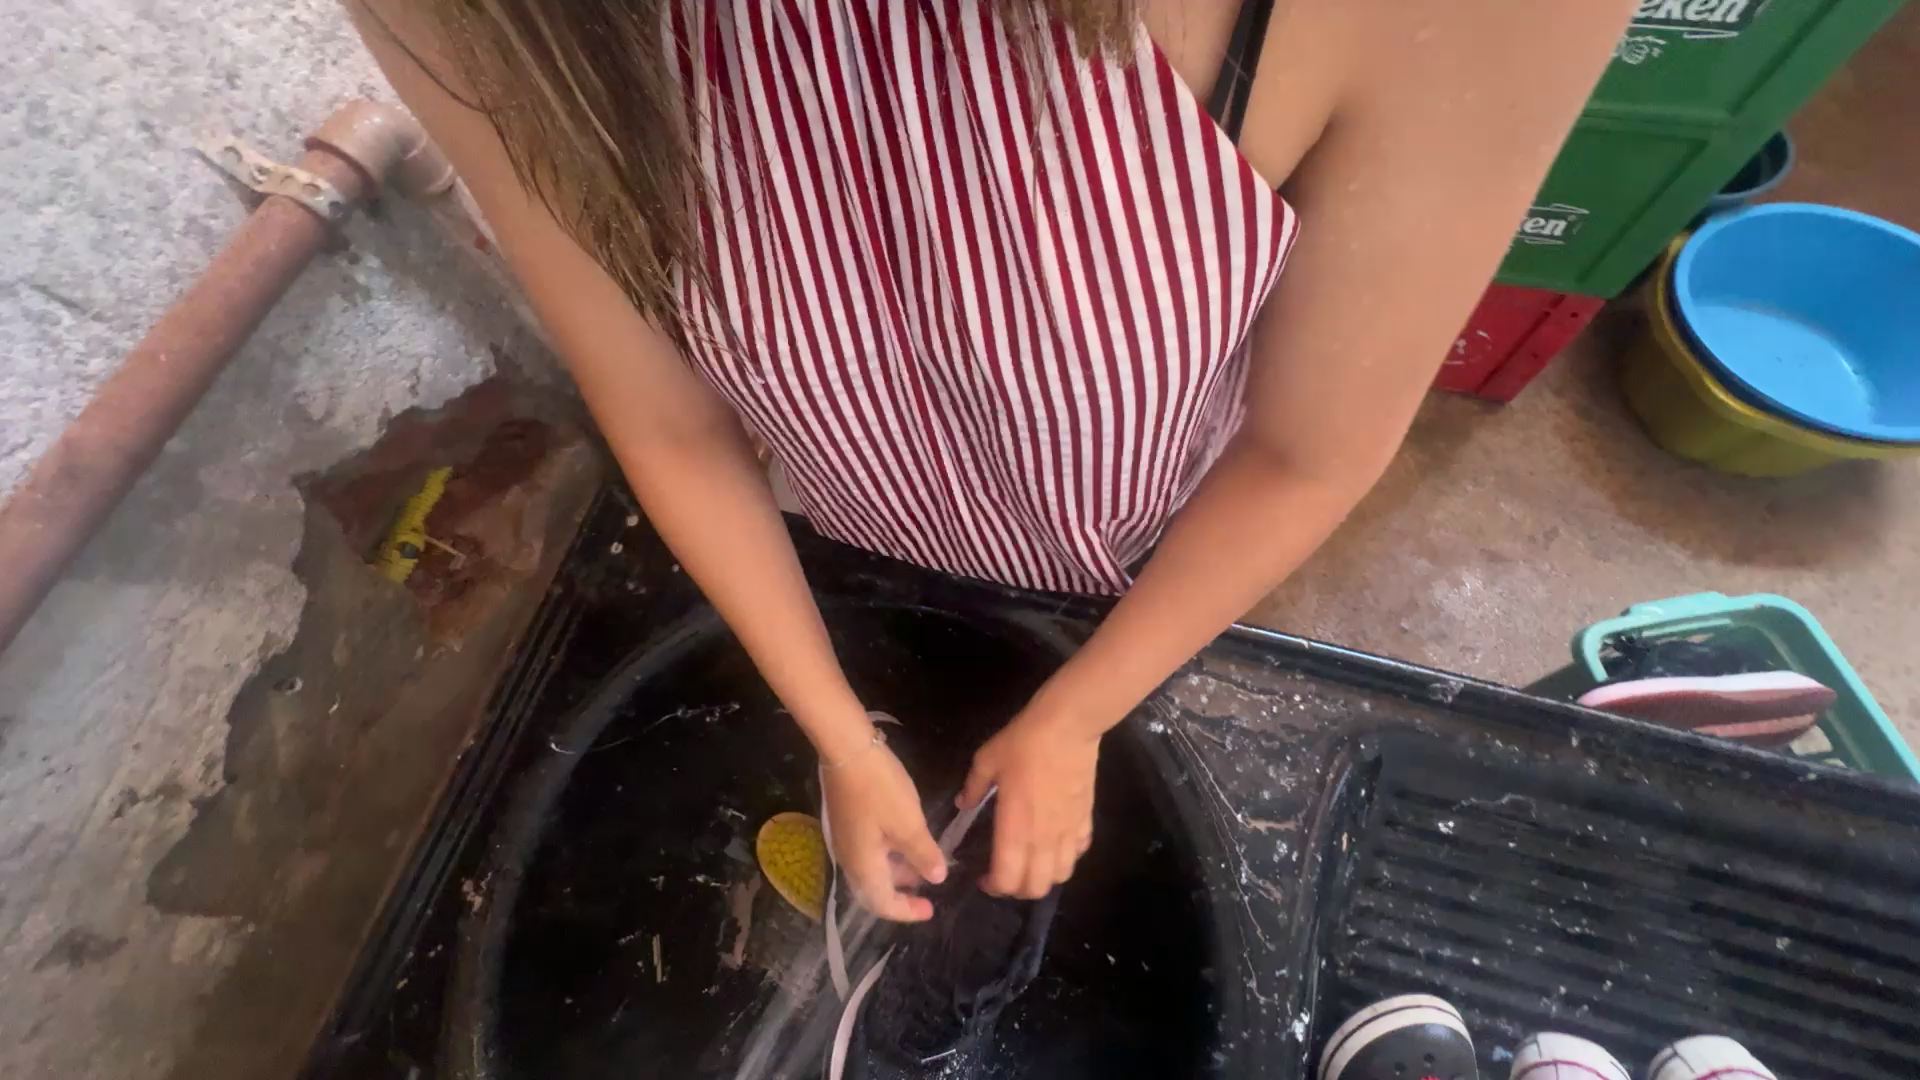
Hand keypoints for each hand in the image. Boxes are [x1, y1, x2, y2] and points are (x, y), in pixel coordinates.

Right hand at [822, 742, 947, 921]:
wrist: (846, 750)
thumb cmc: (879, 788)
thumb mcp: (909, 822)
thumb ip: (923, 854)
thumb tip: (936, 879)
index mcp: (863, 866)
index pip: (882, 904)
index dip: (907, 911)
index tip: (930, 909)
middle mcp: (848, 860)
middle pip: (873, 891)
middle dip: (900, 895)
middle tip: (926, 892)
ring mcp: (844, 840)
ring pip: (871, 870)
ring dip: (896, 873)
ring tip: (922, 864)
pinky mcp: (845, 822)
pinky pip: (867, 853)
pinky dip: (888, 856)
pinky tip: (903, 840)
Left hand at [958, 701, 1100, 898]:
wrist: (1067, 726)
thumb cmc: (1023, 742)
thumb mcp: (987, 760)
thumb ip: (973, 787)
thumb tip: (961, 804)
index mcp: (1015, 828)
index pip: (1008, 879)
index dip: (994, 887)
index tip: (983, 878)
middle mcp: (1044, 838)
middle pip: (1036, 888)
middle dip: (1018, 890)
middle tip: (1005, 873)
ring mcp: (1069, 831)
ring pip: (1062, 876)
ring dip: (1044, 877)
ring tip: (1031, 862)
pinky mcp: (1086, 818)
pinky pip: (1079, 851)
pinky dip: (1067, 856)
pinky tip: (1055, 842)